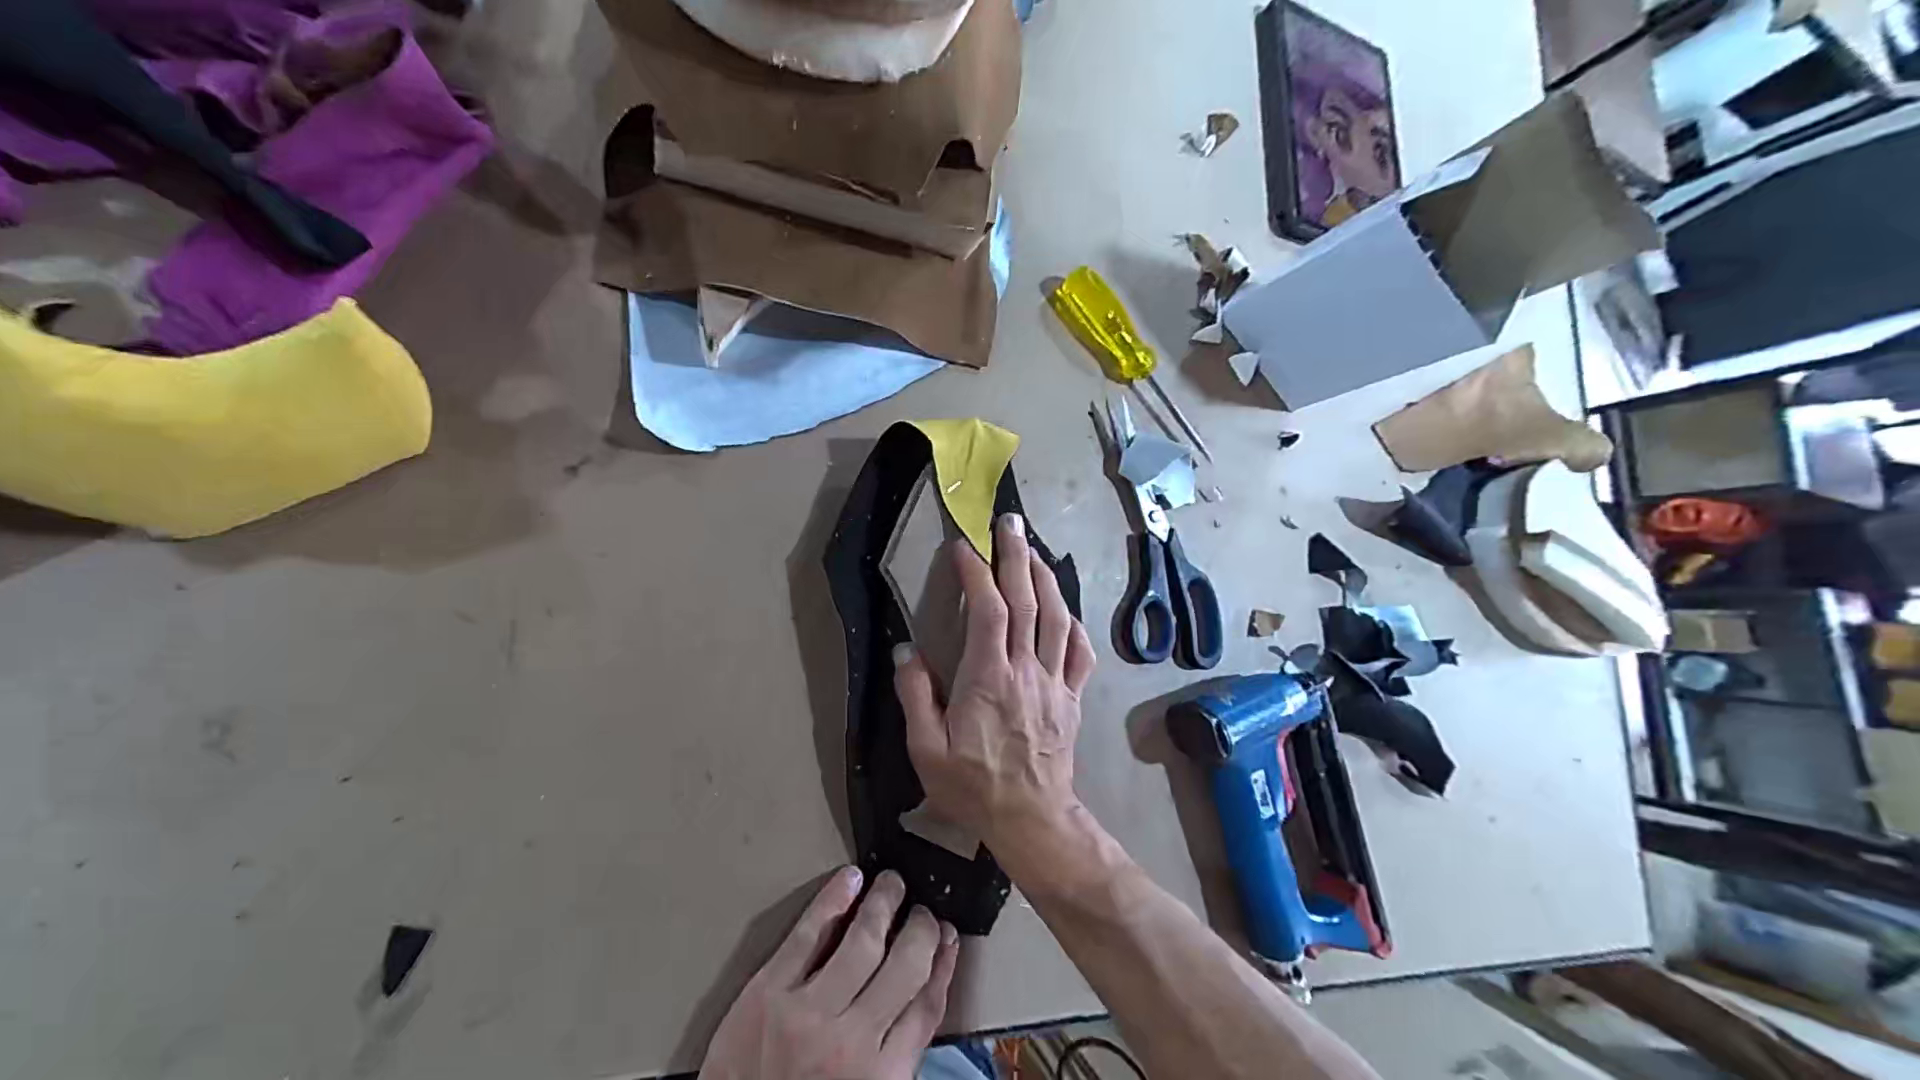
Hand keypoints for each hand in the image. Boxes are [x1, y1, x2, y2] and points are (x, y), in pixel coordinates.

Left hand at [698, 867, 958, 1079]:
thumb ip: (892, 1054)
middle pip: (904, 965)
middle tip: (925, 909)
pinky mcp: (767, 994)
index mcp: (880, 1078)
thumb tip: (921, 995)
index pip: (927, 1006)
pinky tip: (850, 880)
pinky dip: (832, 900)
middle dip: (922, 928)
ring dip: (884, 903)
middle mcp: (850, 1043)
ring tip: (892, 884)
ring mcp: (808, 1014)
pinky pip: (808, 935)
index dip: (943, 965)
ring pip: (862, 941)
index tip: (947, 940)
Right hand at [892, 513, 1097, 854]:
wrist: (1033, 821)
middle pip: (1027, 599)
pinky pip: (1080, 650)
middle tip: (1009, 522)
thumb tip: (906, 650)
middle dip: (1016, 555)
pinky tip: (1065, 607)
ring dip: (1046, 577)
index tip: (964, 547)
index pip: (987, 609)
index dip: (976, 572)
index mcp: (989, 677)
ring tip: (1034, 550)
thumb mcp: (927, 750)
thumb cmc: (974, 787)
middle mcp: (1027, 669)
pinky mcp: (1073, 696)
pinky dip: (1073, 621)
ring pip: (1058, 616)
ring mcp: (1056, 681)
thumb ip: (915, 696)